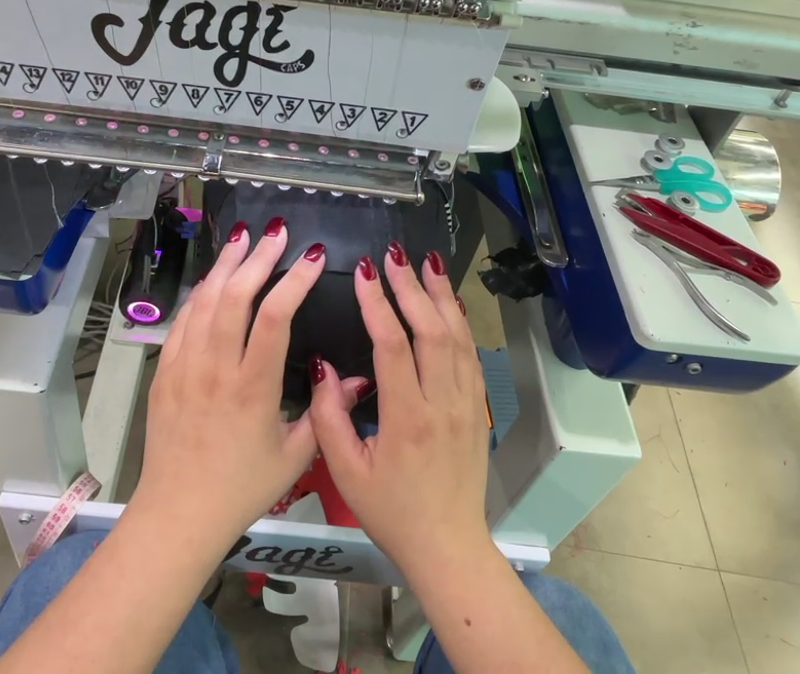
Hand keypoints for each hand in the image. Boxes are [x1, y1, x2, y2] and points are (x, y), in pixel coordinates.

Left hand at [127, 218, 327, 551]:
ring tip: (243, 239)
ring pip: (204, 302)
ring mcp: (184, 367)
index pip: (275, 316)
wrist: (178, 512)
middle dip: (258, 258)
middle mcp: (216, 368)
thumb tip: (358, 377)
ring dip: (225, 266)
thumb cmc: (242, 488)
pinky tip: (212, 281)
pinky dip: (199, 295)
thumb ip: (326, 413)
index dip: (295, 280)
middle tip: (277, 233)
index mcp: (252, 387)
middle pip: (235, 296)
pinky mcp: (164, 372)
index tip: (314, 257)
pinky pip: (181, 322)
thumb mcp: (296, 457)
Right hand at [308, 243, 492, 580]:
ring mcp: (467, 404)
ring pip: (458, 337)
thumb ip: (329, 417)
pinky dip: (459, 322)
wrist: (448, 544)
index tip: (364, 272)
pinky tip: (449, 303)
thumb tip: (321, 366)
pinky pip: (470, 355)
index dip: (377, 303)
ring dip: (442, 296)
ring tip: (427, 262)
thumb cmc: (391, 511)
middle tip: (394, 254)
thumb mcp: (346, 473)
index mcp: (407, 418)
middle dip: (411, 287)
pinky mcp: (478, 409)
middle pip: (432, 331)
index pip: (393, 345)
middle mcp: (443, 404)